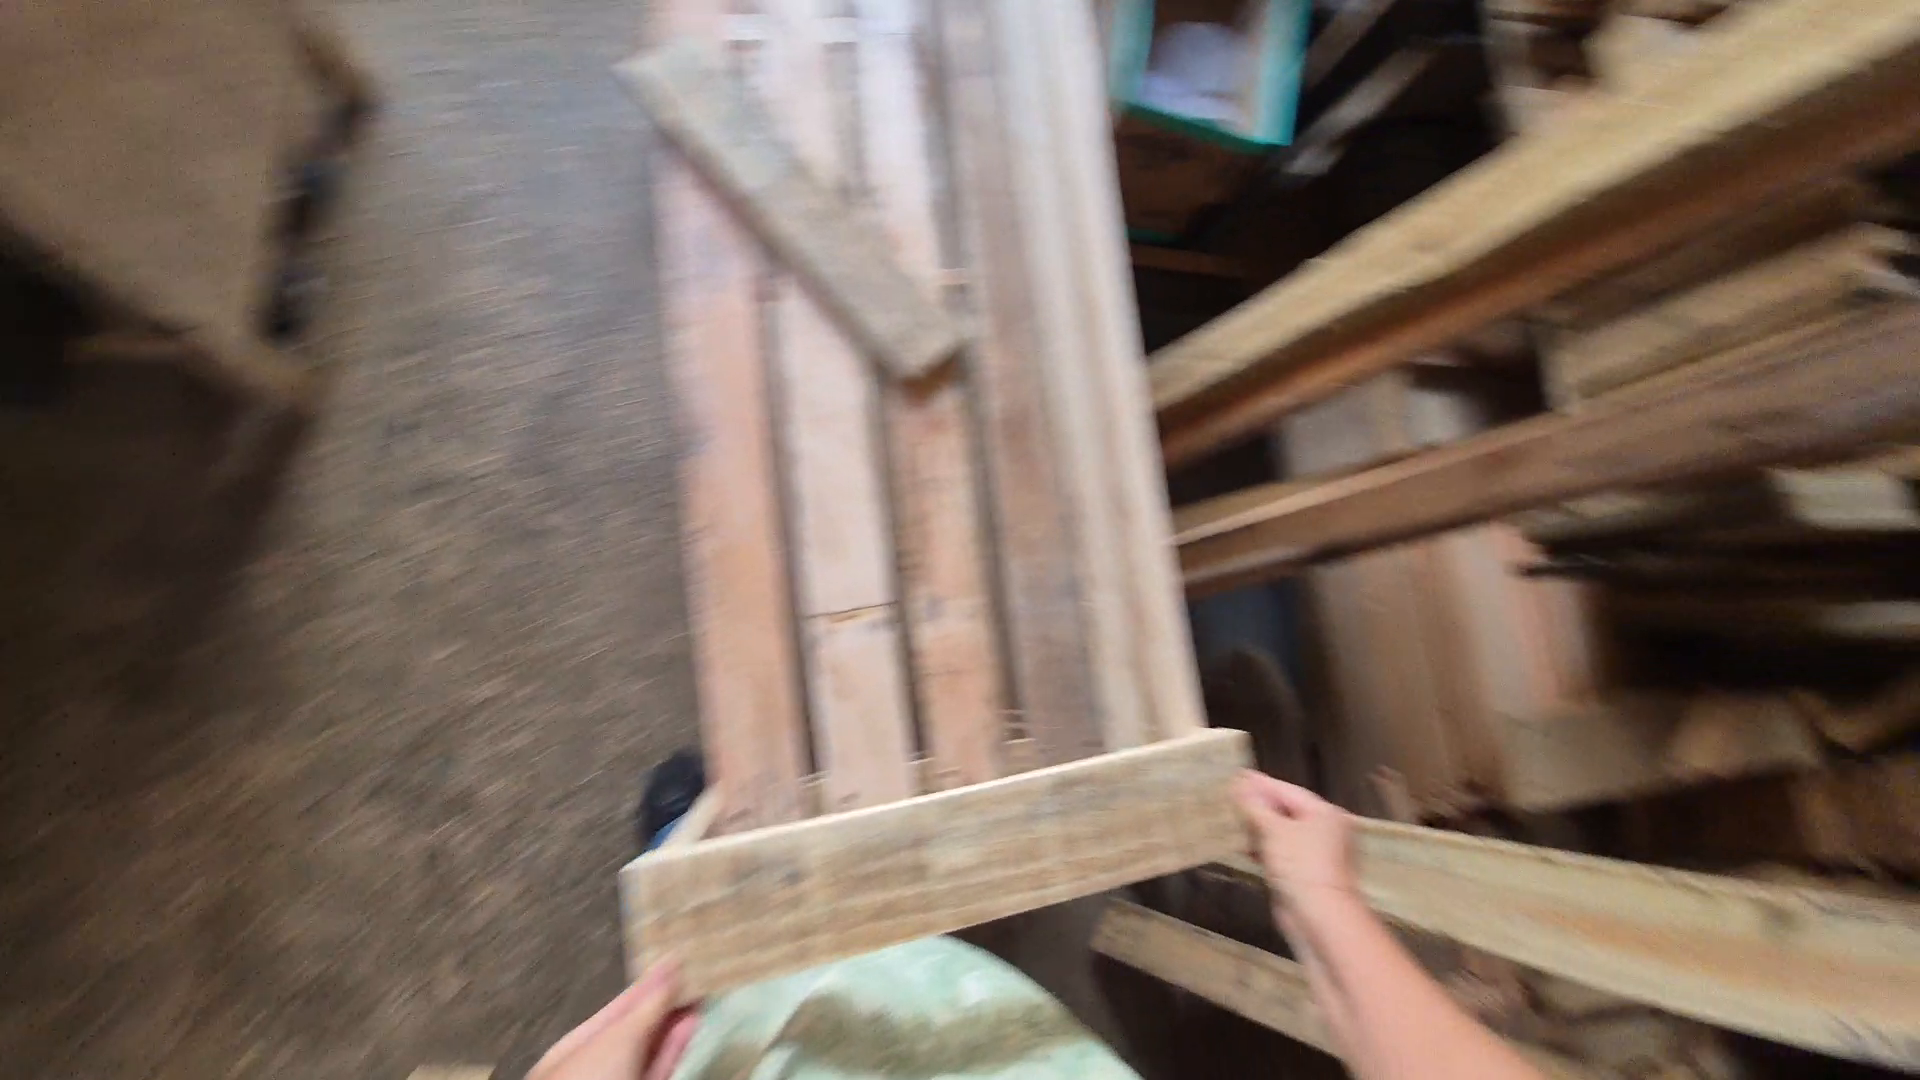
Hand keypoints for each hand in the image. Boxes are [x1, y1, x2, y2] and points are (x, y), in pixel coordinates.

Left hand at [528, 960, 699, 1079]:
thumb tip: (672, 965)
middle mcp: (593, 1070)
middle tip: (697, 976)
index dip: (646, 985)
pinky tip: (692, 1023)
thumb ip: (649, 1003)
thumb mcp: (620, 1038)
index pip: (615, 1009)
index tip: (679, 962)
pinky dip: (674, 1049)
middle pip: (633, 1031)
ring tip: (700, 996)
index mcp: (572, 1052)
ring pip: (648, 1053)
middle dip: (663, 1006)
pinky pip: (659, 1070)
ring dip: (673, 1026)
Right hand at [1232, 771, 1358, 922]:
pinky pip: (1280, 851)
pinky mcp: (1304, 873)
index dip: (1259, 784)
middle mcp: (1325, 830)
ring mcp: (1316, 854)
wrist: (1318, 919)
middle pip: (1285, 810)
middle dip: (1257, 806)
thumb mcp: (1274, 830)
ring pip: (1281, 833)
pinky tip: (1241, 844)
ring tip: (1229, 818)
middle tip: (1228, 796)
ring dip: (1257, 827)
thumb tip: (1241, 782)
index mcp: (1325, 814)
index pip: (1287, 791)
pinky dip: (1263, 847)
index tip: (1235, 776)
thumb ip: (1255, 805)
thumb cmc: (1300, 865)